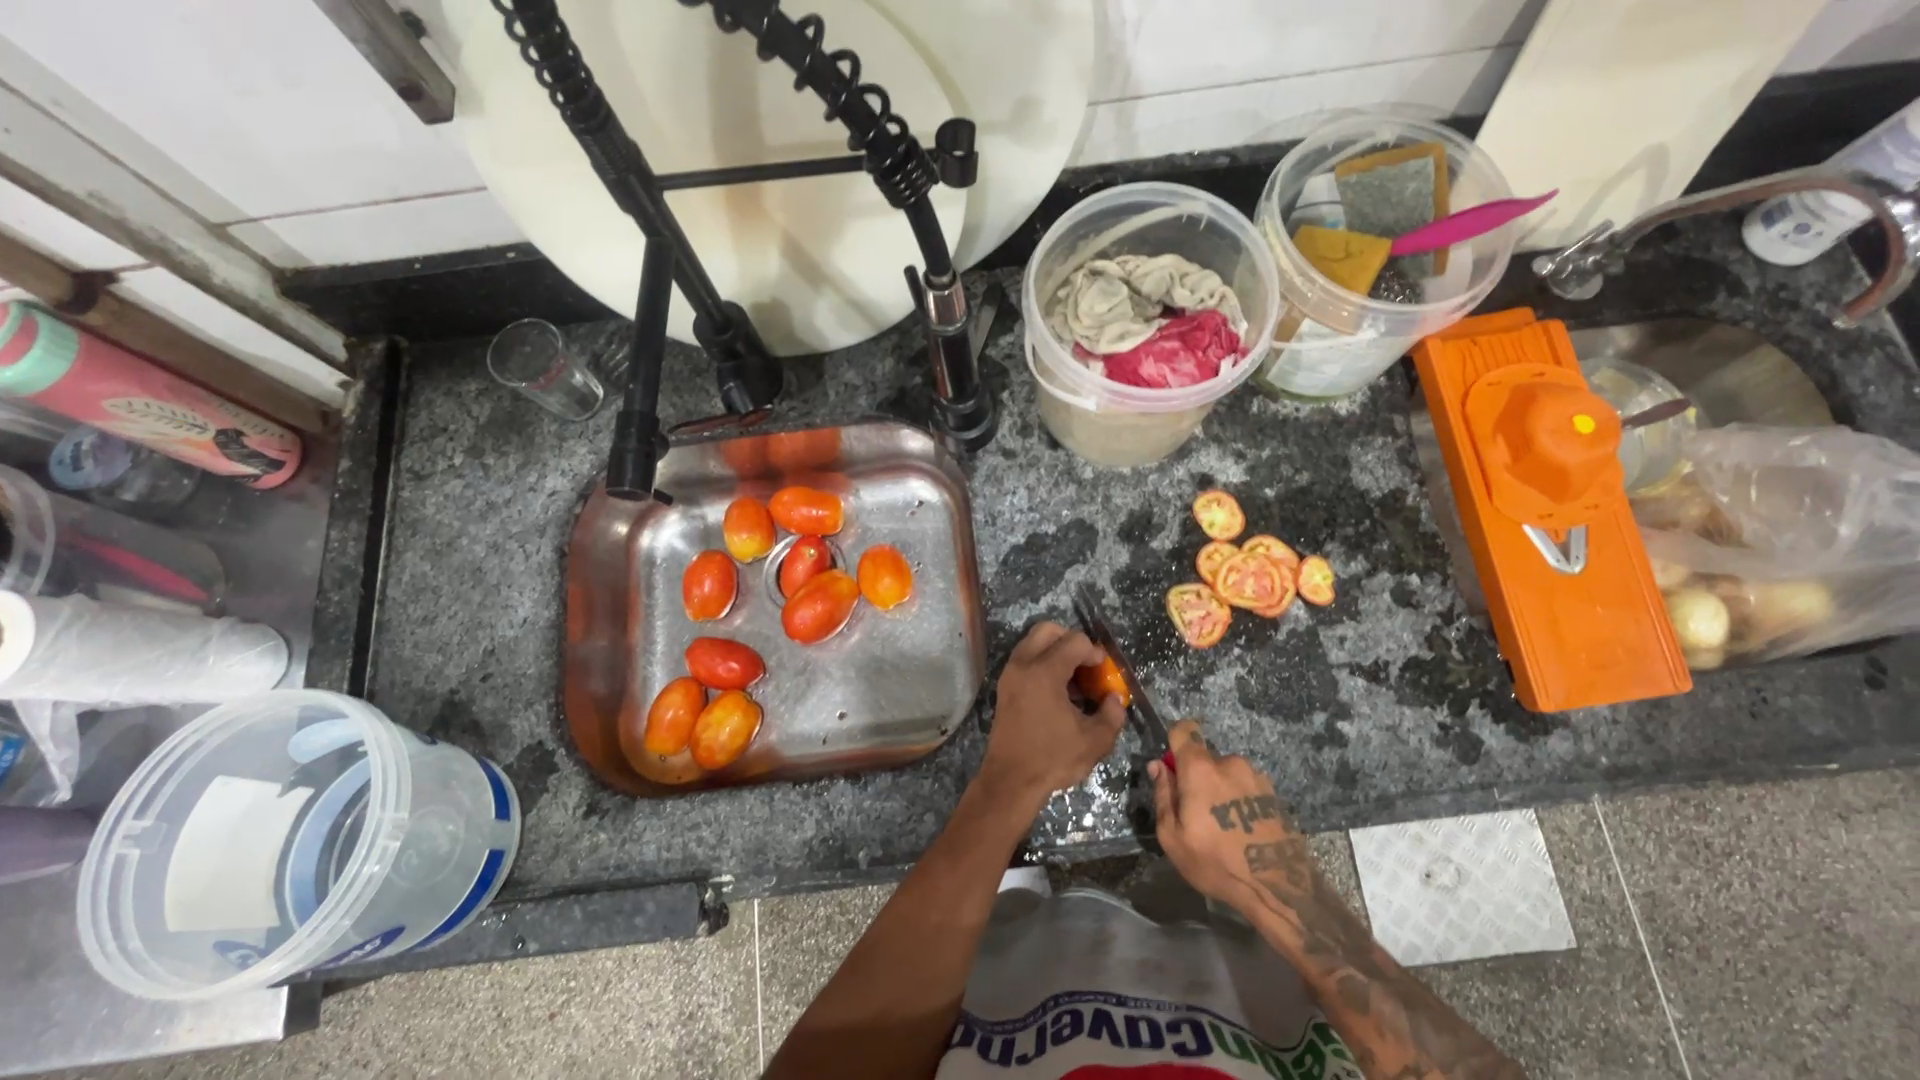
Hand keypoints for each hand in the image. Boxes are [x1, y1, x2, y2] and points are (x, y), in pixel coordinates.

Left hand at [979, 621, 1126, 807]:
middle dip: (1071, 641)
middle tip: (1087, 666)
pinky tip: (1058, 693)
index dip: (1095, 653)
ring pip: (1033, 643)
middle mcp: (1022, 665)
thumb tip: (1114, 698)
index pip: (1075, 641)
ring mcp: (1009, 675)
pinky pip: (1025, 660)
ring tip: (1074, 682)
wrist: (1010, 781)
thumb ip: (1112, 714)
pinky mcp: (1004, 688)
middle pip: (1048, 630)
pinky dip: (1042, 664)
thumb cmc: (1053, 759)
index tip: (1104, 673)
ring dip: (1056, 653)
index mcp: (1044, 671)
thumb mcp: (1095, 740)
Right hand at [1149, 719, 1316, 908]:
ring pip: (1226, 774)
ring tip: (1222, 827)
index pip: (1185, 730)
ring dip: (1219, 790)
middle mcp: (1230, 763)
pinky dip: (1239, 800)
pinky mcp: (1273, 793)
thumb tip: (1157, 766)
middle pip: (1205, 758)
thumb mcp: (1173, 837)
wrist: (1278, 886)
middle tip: (1196, 814)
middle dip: (1196, 778)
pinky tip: (1242, 831)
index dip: (1174, 741)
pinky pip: (1245, 787)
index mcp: (1201, 769)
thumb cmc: (1216, 862)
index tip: (1172, 767)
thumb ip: (1163, 795)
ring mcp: (1256, 777)